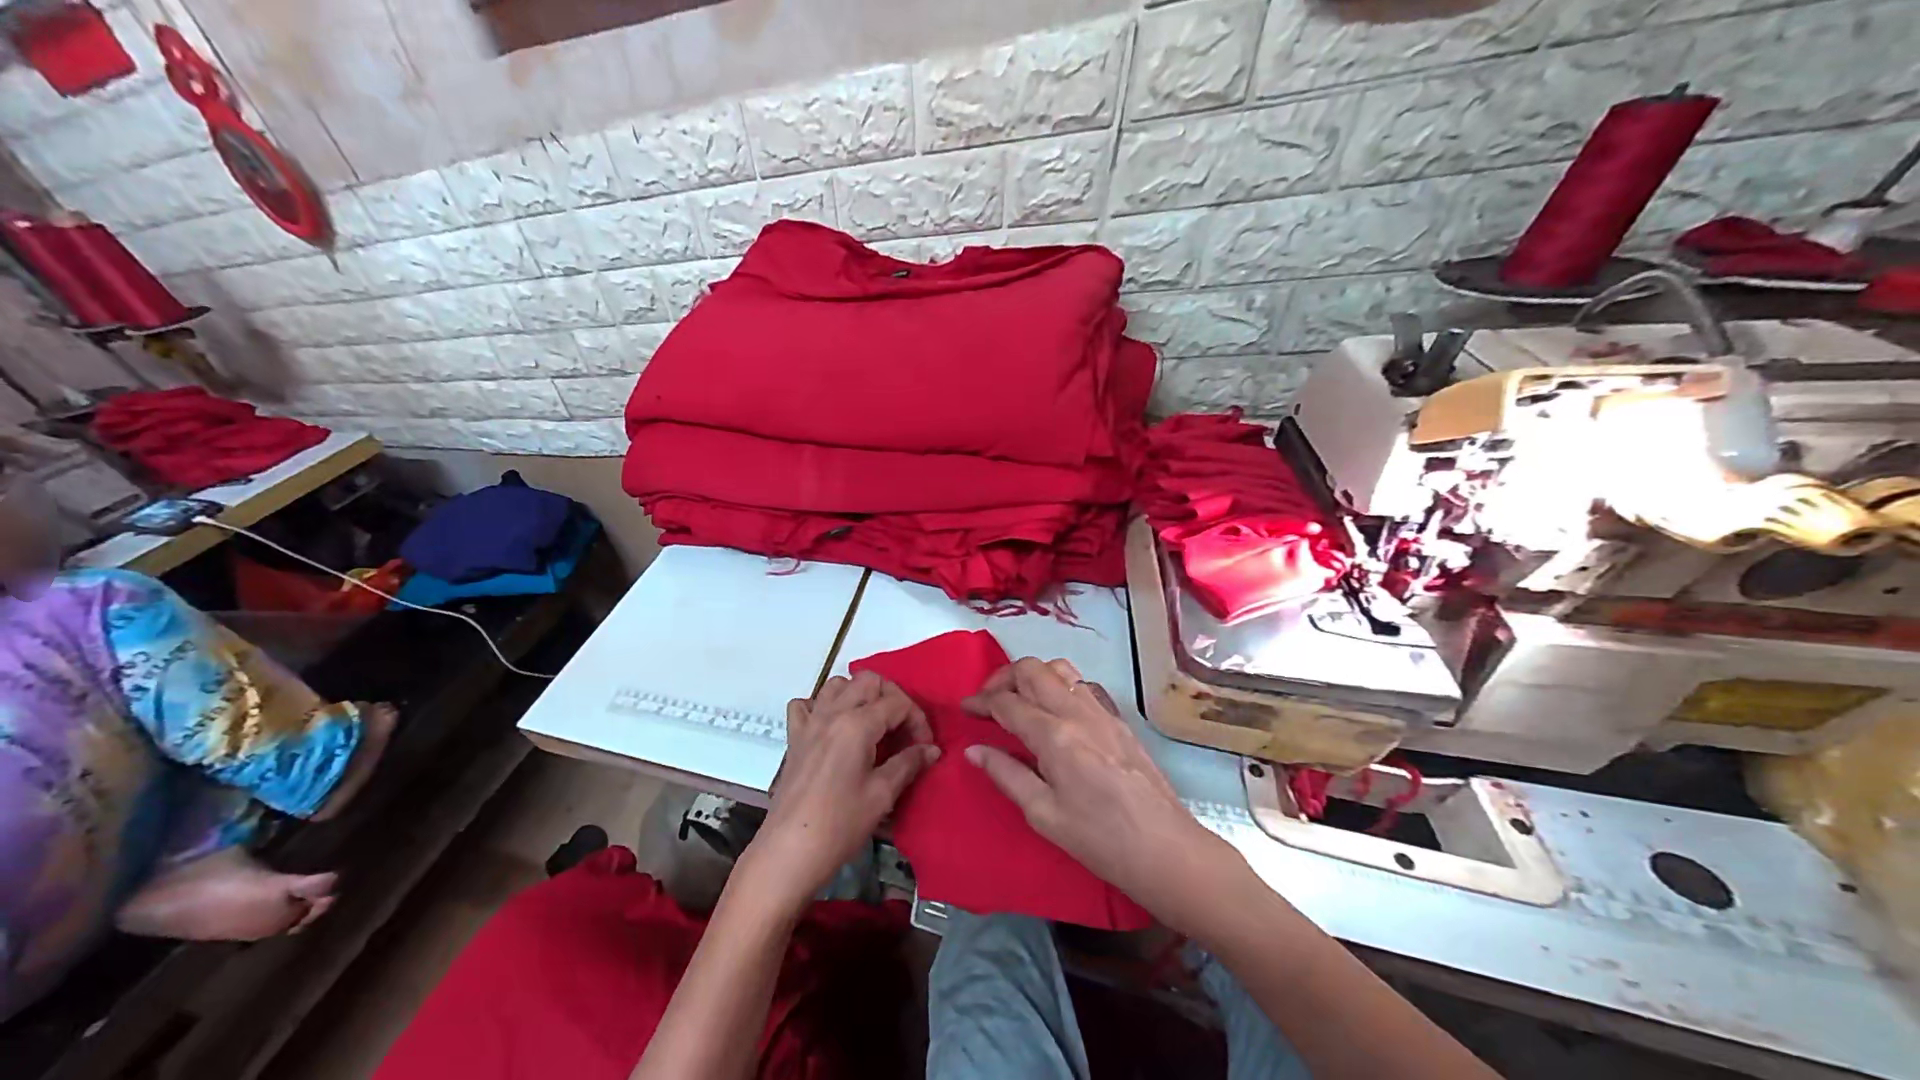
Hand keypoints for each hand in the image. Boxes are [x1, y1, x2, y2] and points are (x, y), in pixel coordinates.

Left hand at [743, 671, 938, 911]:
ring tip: (873, 724)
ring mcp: (809, 723)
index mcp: (856, 724)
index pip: (897, 703)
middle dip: (892, 698)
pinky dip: (822, 707)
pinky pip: (806, 705)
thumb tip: (931, 749)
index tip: (924, 747)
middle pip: (868, 681)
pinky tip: (833, 729)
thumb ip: (908, 764)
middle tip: (903, 730)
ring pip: (837, 685)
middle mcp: (831, 714)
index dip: (917, 720)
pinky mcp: (794, 739)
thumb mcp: (882, 795)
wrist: (789, 852)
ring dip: (859, 695)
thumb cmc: (840, 825)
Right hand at [962, 657, 1231, 923]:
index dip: (981, 702)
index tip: (965, 709)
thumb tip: (974, 750)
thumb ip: (1007, 775)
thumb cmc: (1100, 840)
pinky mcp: (1120, 721)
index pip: (1007, 702)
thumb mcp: (1043, 815)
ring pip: (1061, 670)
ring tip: (1020, 701)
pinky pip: (1084, 686)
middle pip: (1033, 669)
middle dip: (1003, 677)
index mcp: (1054, 735)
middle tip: (989, 701)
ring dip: (1034, 676)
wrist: (1165, 848)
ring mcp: (1103, 712)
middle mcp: (1078, 712)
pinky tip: (1057, 713)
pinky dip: (1061, 687)